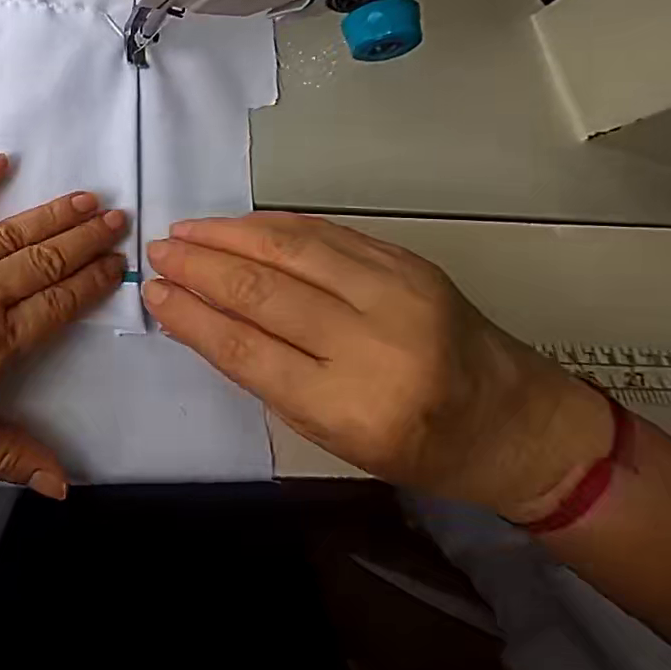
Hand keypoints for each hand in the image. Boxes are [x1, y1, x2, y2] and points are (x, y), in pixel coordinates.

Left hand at [0, 154, 128, 498]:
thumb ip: (8, 455)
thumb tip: (66, 486)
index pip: (57, 307)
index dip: (92, 285)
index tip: (117, 266)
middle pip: (44, 263)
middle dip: (84, 241)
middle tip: (118, 220)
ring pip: (9, 233)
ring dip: (51, 215)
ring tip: (85, 200)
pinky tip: (1, 162)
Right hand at [143, 212, 612, 520]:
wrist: (518, 425)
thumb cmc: (405, 443)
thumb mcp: (317, 424)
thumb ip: (252, 365)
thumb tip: (189, 311)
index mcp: (349, 406)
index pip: (243, 347)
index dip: (188, 313)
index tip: (152, 291)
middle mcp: (378, 347)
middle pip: (261, 291)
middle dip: (198, 266)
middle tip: (158, 253)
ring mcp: (402, 297)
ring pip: (290, 251)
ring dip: (225, 236)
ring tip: (183, 232)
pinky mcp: (412, 265)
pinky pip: (325, 234)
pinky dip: (269, 226)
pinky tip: (234, 226)